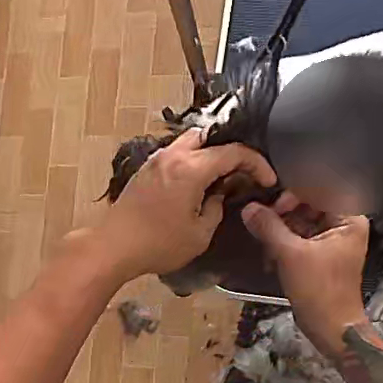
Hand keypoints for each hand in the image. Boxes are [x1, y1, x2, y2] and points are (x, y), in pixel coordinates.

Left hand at [97, 129, 275, 280]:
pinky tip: (201, 182)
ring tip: (225, 176)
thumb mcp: (200, 234)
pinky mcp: (147, 170)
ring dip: (211, 154)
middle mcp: (173, 156)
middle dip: (232, 150)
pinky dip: (195, 161)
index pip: (233, 152)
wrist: (114, 246)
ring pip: (191, 142)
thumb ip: (216, 209)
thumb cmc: (160, 244)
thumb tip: (218, 197)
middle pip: (209, 136)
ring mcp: (157, 160)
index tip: (268, 180)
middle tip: (245, 171)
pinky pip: (178, 154)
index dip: (256, 163)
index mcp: (190, 169)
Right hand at [240, 193, 370, 353]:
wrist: (332, 329)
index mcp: (348, 219)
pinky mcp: (322, 257)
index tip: (271, 206)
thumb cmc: (319, 290)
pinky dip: (285, 245)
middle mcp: (344, 226)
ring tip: (265, 244)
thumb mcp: (290, 255)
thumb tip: (248, 207)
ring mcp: (333, 242)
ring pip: (302, 222)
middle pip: (309, 205)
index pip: (319, 189)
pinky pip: (301, 239)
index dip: (293, 193)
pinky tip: (270, 257)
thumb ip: (269, 226)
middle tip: (262, 224)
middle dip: (283, 215)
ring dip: (281, 231)